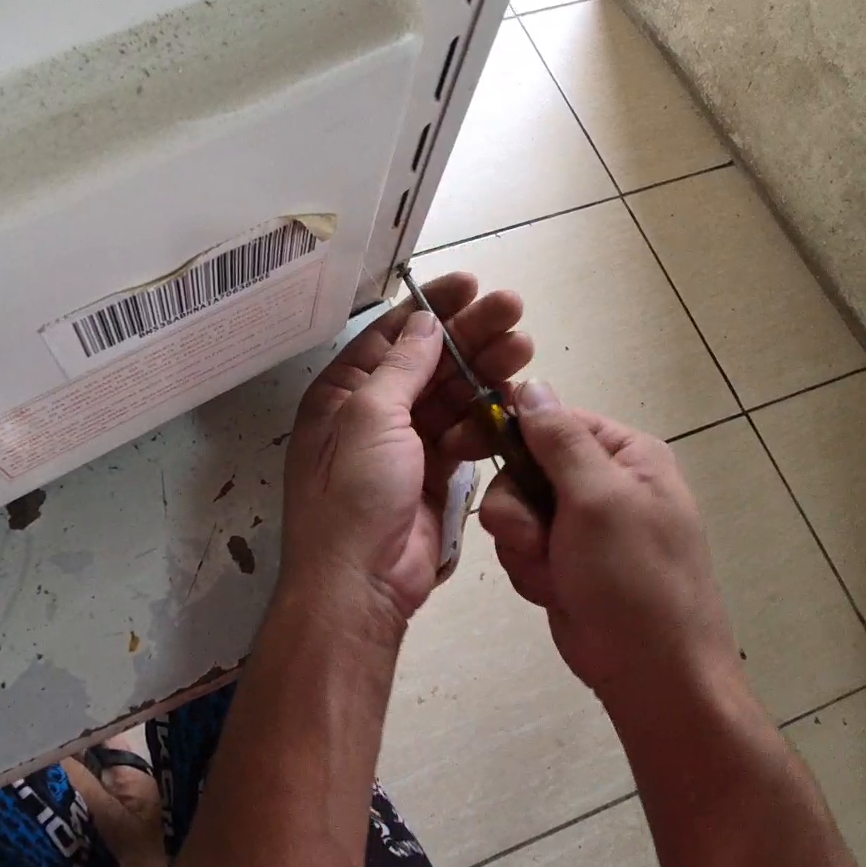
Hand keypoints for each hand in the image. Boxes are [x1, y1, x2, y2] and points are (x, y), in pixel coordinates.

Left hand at [279, 272, 532, 637]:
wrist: (361, 581)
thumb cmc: (353, 493)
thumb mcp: (370, 419)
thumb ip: (401, 368)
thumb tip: (424, 324)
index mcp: (342, 393)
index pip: (389, 337)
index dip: (429, 308)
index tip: (471, 285)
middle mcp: (370, 413)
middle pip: (425, 362)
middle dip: (468, 336)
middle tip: (514, 311)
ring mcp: (402, 445)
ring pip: (449, 396)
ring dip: (483, 373)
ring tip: (523, 349)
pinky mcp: (430, 473)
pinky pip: (461, 434)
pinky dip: (483, 419)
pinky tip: (508, 405)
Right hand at [477, 381, 740, 700]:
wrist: (651, 672)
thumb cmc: (634, 578)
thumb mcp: (598, 500)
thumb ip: (559, 439)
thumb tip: (531, 382)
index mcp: (624, 455)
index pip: (549, 419)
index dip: (505, 431)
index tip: (462, 446)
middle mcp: (602, 482)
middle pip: (522, 468)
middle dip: (517, 509)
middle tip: (532, 539)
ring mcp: (580, 524)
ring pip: (512, 510)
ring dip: (522, 544)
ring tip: (551, 572)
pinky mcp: (561, 558)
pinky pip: (519, 545)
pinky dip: (528, 569)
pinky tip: (554, 590)